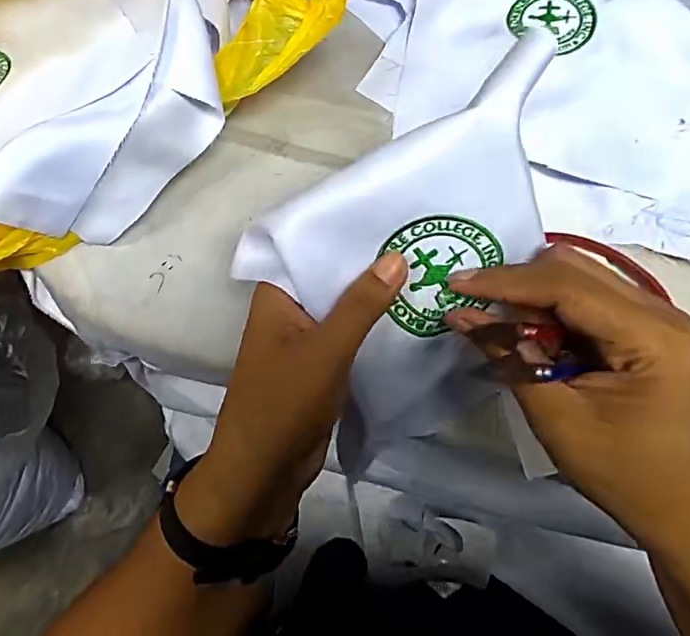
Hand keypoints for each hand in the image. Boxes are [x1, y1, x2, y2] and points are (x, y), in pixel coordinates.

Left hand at [176, 255, 407, 543]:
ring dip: (376, 297)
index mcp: (277, 294)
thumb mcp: (327, 349)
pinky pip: (350, 336)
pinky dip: (375, 327)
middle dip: (370, 264)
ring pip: (344, 308)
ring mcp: (305, 338)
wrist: (262, 474)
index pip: (312, 248)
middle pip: (332, 277)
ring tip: (427, 269)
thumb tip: (397, 256)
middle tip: (422, 238)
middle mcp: (289, 309)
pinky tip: (412, 315)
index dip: (347, 232)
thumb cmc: (283, 402)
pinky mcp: (321, 365)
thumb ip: (361, 305)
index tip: (391, 214)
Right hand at [444, 243, 689, 552]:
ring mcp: (654, 313)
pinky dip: (549, 303)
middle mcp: (658, 311)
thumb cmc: (624, 472)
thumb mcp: (556, 417)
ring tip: (509, 327)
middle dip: (517, 282)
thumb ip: (509, 357)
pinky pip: (584, 290)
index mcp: (649, 335)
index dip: (505, 281)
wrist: (681, 509)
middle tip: (480, 309)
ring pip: (575, 271)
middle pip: (570, 267)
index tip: (457, 285)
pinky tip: (536, 332)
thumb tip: (462, 315)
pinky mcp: (642, 322)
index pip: (564, 285)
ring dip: (532, 291)